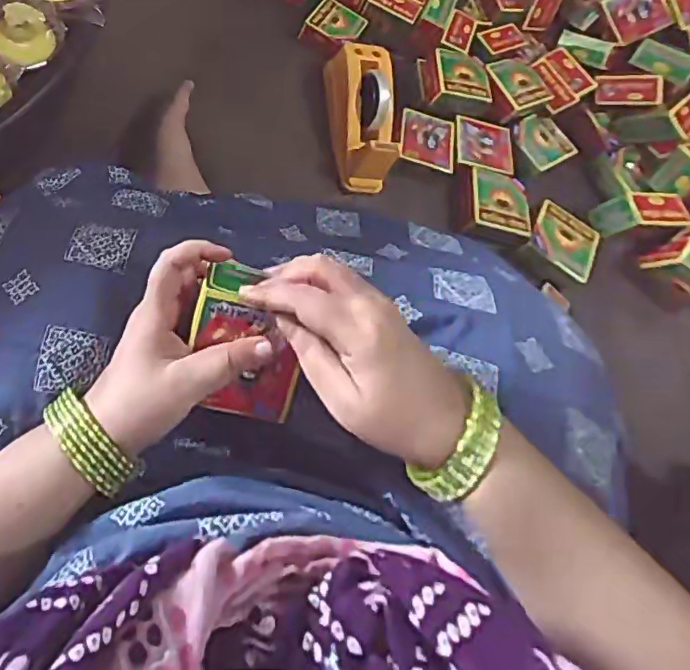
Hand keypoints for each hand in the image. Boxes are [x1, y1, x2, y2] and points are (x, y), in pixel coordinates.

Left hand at [83, 240, 275, 454]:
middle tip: (247, 292)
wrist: (104, 436)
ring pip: (189, 304)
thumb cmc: (139, 402)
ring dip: (216, 304)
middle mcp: (154, 314)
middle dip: (216, 277)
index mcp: (154, 310)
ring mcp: (157, 332)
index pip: (171, 262)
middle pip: (184, 279)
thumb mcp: (188, 382)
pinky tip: (232, 342)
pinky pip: (189, 326)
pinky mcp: (161, 351)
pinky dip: (211, 326)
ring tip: (248, 315)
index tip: (228, 259)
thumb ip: (228, 361)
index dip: (198, 249)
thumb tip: (268, 343)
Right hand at [241, 254, 470, 469]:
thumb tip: (282, 320)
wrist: (449, 423)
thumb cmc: (391, 421)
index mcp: (357, 326)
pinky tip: (302, 297)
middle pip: (320, 267)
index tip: (241, 293)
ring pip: (333, 268)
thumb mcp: (341, 399)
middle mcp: (368, 302)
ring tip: (273, 290)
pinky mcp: (384, 306)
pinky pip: (344, 279)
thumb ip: (308, 353)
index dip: (270, 292)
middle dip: (284, 271)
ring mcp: (379, 300)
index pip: (303, 296)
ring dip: (301, 272)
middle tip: (256, 288)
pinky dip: (318, 280)